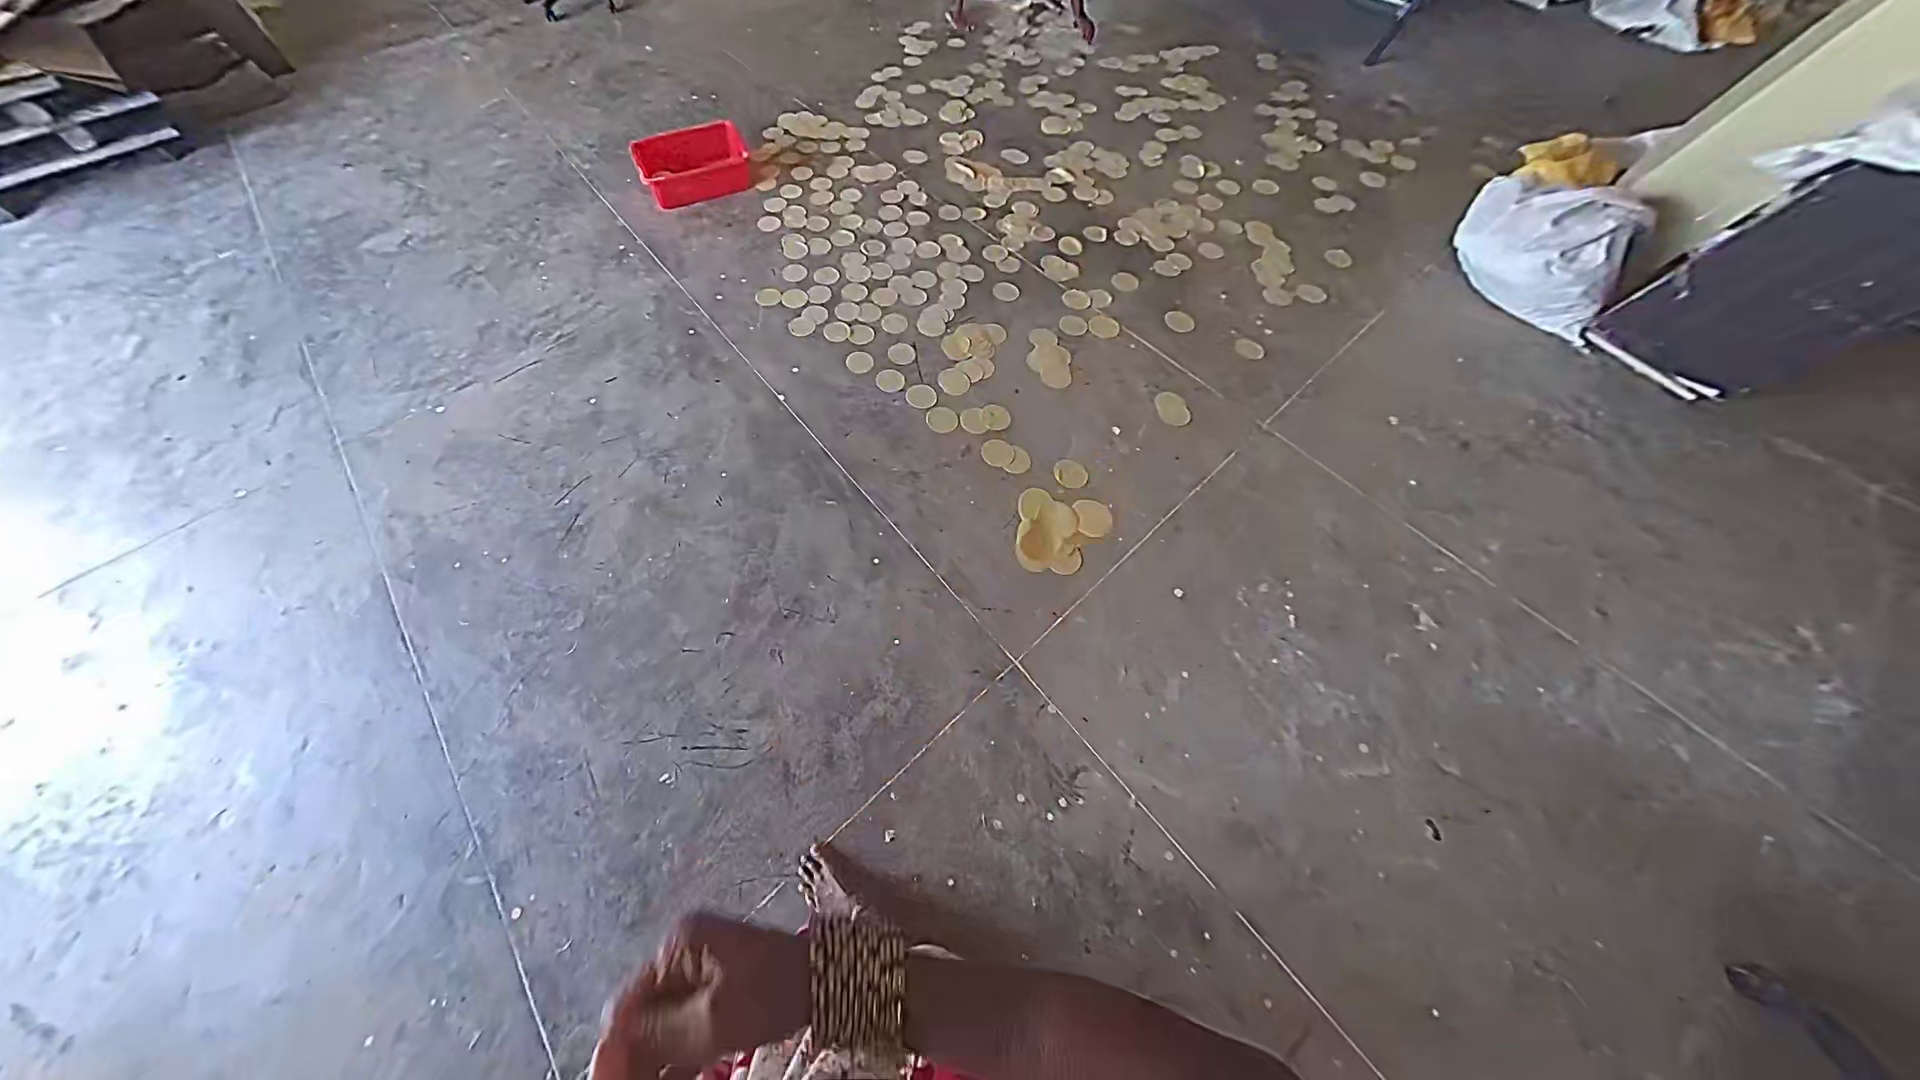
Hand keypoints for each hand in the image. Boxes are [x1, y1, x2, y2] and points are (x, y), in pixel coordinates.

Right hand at [590, 913, 809, 1079]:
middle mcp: (685, 950)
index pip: (627, 1003)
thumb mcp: (708, 1021)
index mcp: (679, 945)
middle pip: (644, 1014)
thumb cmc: (768, 992)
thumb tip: (606, 1049)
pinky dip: (680, 1054)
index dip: (614, 1050)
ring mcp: (703, 965)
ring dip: (656, 1062)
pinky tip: (681, 1078)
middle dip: (635, 1059)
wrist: (826, 978)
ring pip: (664, 1023)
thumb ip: (654, 1036)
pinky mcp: (720, 983)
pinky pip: (688, 1021)